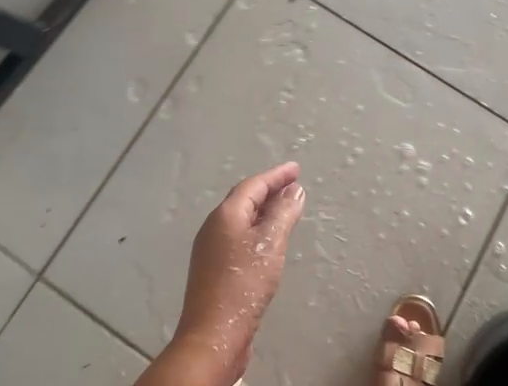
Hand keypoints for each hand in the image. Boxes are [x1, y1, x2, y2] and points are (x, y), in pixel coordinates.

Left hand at [170, 161, 305, 381]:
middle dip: (269, 190)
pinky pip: (239, 238)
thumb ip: (283, 213)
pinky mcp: (214, 271)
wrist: (212, 337)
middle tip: (292, 185)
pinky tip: (268, 243)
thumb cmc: (242, 285)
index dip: (276, 175)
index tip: (296, 169)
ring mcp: (211, 250)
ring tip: (284, 209)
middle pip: (244, 200)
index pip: (253, 185)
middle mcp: (214, 228)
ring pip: (241, 220)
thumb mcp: (270, 244)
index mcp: (225, 215)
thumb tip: (294, 190)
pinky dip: (257, 230)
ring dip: (263, 211)